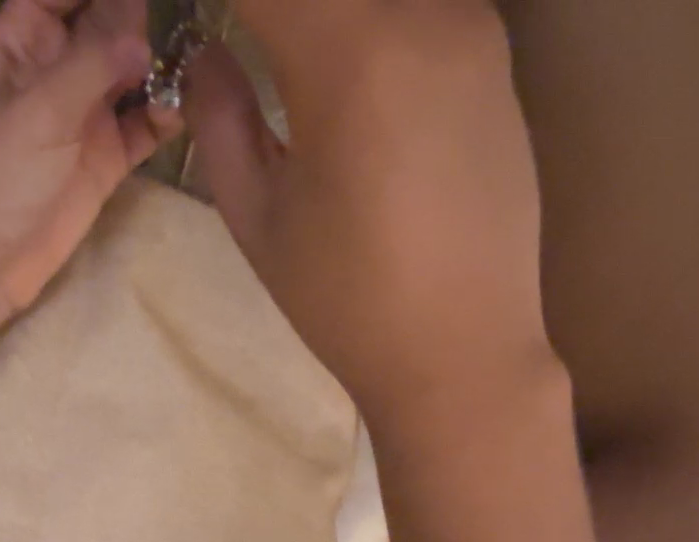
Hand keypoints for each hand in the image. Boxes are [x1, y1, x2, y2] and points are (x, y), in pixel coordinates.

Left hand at [0, 0, 180, 311]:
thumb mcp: (39, 109)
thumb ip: (93, 61)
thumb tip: (144, 32)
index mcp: (23, 40)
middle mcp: (59, 69)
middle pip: (109, 20)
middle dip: (143, 15)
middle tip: (184, 17)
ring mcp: (86, 114)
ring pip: (135, 69)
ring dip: (164, 61)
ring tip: (198, 54)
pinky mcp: (107, 157)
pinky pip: (147, 124)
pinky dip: (168, 113)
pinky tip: (189, 105)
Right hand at [185, 0, 547, 398]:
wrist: (460, 349)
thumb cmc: (342, 298)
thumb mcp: (256, 216)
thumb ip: (218, 117)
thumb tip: (202, 53)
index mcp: (351, 57)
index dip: (221, 0)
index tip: (202, 24)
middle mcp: (425, 15)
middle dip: (273, 10)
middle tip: (238, 41)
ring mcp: (473, 28)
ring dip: (318, 19)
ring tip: (282, 63)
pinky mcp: (496, 56)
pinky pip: (414, 11)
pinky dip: (366, 28)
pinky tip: (344, 82)